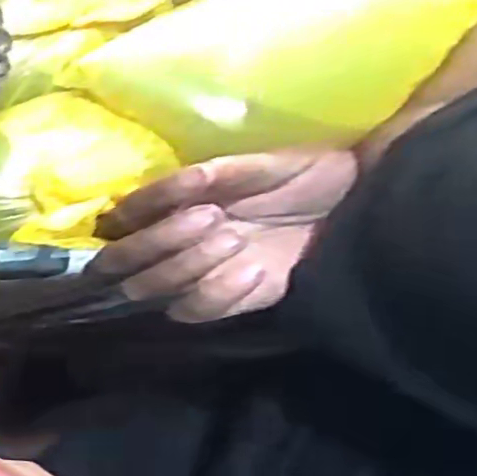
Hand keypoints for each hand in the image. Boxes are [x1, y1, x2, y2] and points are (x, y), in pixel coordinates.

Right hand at [91, 149, 357, 322]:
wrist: (364, 208)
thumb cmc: (307, 180)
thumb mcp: (268, 164)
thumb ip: (222, 173)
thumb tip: (186, 179)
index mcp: (160, 214)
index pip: (115, 222)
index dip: (133, 211)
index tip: (187, 187)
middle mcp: (159, 250)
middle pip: (112, 264)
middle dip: (153, 242)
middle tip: (209, 217)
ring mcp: (182, 279)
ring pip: (144, 288)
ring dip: (184, 265)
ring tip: (235, 240)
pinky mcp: (214, 304)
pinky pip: (190, 310)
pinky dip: (216, 292)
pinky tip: (254, 271)